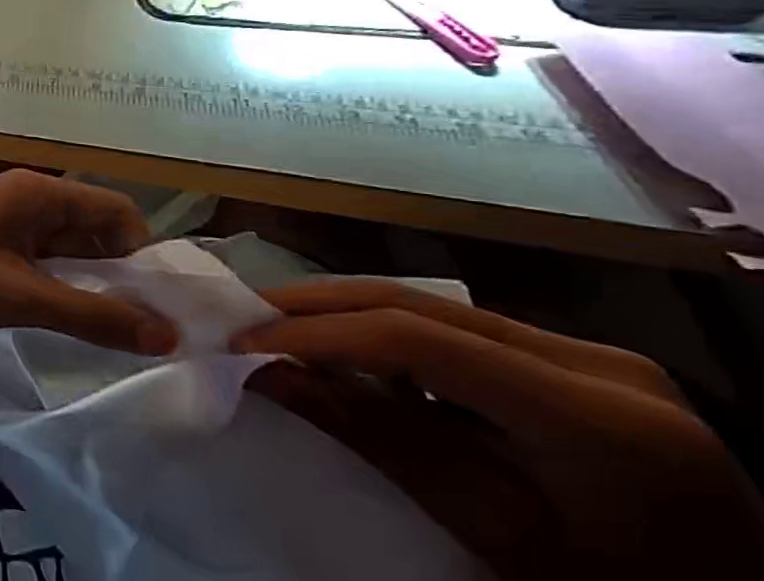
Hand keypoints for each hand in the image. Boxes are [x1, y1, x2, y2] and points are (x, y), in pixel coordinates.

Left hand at [0, 170, 175, 353]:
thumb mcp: (22, 296)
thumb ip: (92, 315)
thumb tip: (167, 335)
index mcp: (38, 193)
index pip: (116, 210)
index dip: (143, 252)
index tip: (155, 303)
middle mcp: (27, 196)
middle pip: (95, 227)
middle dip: (118, 272)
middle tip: (137, 324)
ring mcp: (7, 217)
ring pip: (68, 245)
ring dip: (88, 280)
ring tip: (105, 326)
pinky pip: (41, 255)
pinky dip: (58, 281)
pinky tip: (63, 314)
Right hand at [233, 280, 763, 579]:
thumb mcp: (489, 532)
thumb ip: (376, 440)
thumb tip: (267, 373)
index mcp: (597, 417)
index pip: (420, 339)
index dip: (319, 333)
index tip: (243, 343)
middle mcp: (598, 361)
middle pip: (420, 306)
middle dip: (318, 307)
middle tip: (240, 317)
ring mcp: (592, 354)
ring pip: (431, 307)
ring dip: (344, 314)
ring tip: (274, 325)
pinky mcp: (576, 360)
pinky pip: (456, 329)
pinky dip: (385, 333)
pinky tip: (344, 348)